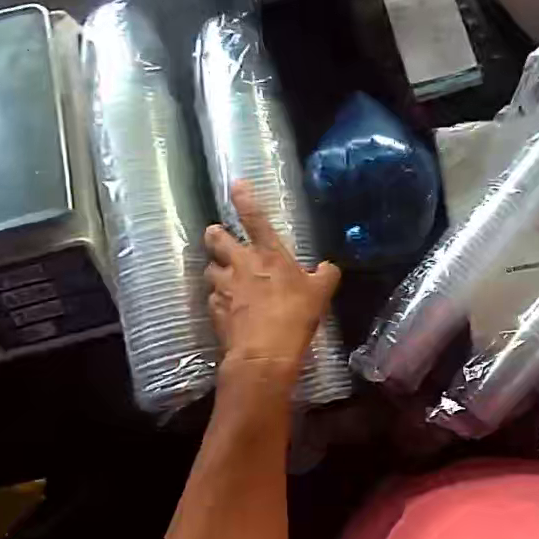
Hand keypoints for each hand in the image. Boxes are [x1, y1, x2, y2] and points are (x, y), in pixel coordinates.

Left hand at [204, 181, 340, 387]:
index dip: (244, 198)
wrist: (264, 353)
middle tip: (218, 236)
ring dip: (216, 270)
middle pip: (216, 238)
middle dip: (215, 234)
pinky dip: (219, 298)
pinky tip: (228, 306)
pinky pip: (213, 297)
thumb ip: (325, 275)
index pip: (254, 218)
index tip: (236, 185)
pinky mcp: (214, 309)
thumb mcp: (321, 294)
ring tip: (225, 276)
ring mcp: (224, 287)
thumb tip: (328, 267)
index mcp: (269, 254)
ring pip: (210, 268)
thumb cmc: (295, 316)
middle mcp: (241, 264)